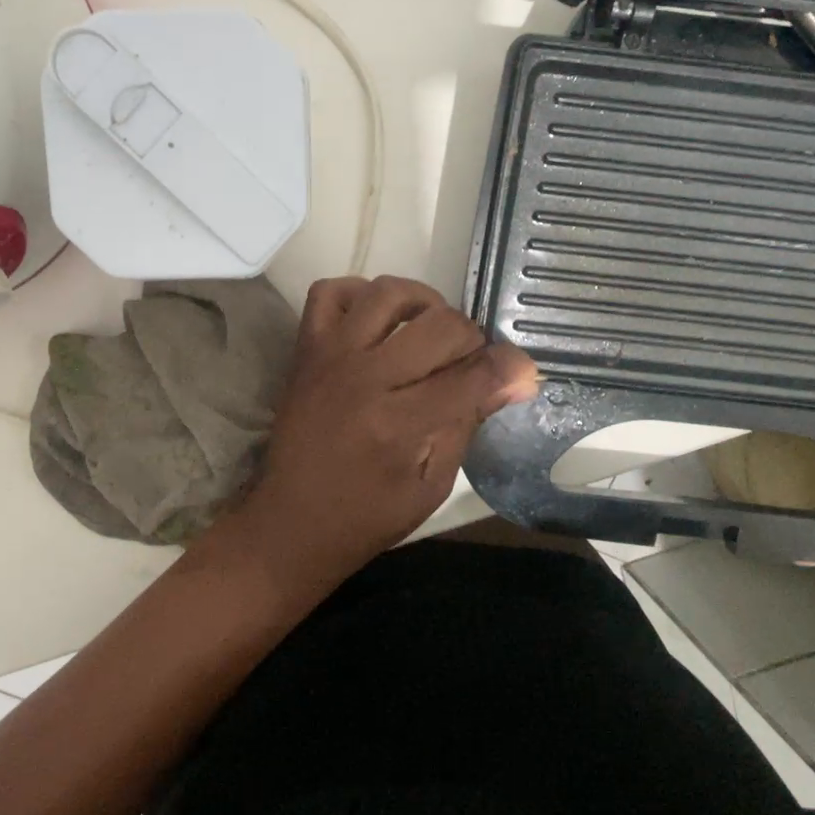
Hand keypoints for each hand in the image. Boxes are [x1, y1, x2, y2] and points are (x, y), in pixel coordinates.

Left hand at [227, 276, 537, 591]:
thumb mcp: (431, 484)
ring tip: (430, 331)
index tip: (521, 373)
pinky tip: (378, 322)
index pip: (473, 375)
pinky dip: (358, 294)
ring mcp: (331, 358)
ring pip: (388, 292)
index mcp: (399, 425)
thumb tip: (515, 377)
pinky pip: (329, 292)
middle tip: (468, 363)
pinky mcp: (306, 350)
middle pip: (441, 325)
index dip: (511, 369)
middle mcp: (365, 380)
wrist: (292, 521)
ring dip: (423, 304)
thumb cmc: (368, 515)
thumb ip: (467, 424)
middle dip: (472, 339)